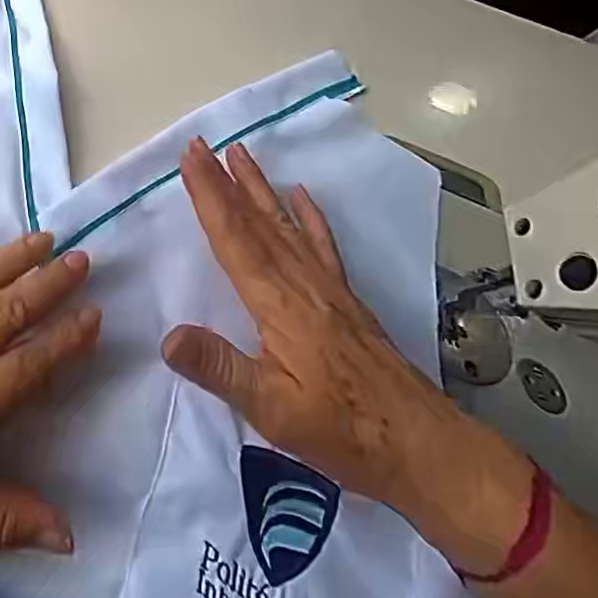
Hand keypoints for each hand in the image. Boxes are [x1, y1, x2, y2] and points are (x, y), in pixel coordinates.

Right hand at [164, 139, 534, 573]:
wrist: (430, 453)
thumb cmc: (344, 431)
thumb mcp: (271, 409)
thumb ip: (219, 369)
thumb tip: (167, 335)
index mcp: (279, 305)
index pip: (235, 239)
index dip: (209, 196)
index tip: (190, 159)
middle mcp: (303, 285)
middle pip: (258, 222)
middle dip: (226, 181)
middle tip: (202, 144)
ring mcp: (327, 290)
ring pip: (285, 226)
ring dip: (259, 188)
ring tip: (241, 155)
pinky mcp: (344, 301)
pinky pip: (322, 247)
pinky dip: (309, 217)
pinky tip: (301, 196)